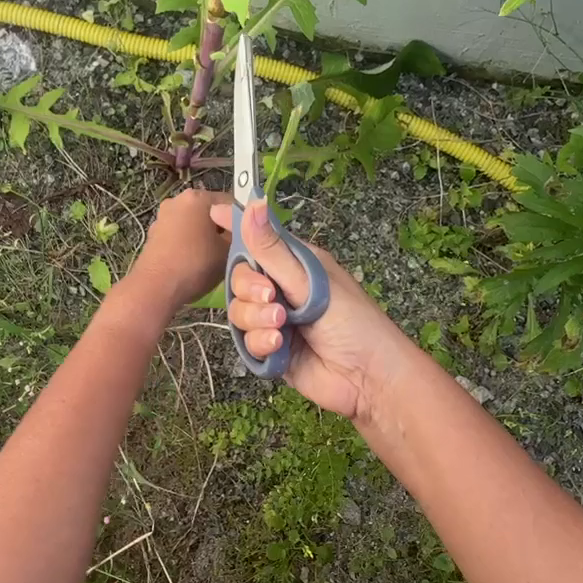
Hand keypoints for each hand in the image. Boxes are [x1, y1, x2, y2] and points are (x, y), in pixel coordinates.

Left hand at [123, 189, 231, 308]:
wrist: (155, 287)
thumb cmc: (196, 264)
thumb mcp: (228, 250)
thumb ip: (239, 235)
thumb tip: (241, 230)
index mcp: (198, 197)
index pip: (230, 202)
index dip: (242, 223)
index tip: (245, 241)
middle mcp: (177, 200)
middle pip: (210, 212)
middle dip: (221, 229)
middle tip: (229, 251)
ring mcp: (163, 217)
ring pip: (193, 224)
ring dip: (204, 236)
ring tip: (211, 259)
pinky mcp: (153, 234)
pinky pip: (179, 234)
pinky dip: (188, 244)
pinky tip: (192, 263)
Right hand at [212, 199, 411, 420]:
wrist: (368, 378)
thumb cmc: (352, 321)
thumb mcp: (311, 282)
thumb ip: (274, 250)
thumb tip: (254, 204)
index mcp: (296, 264)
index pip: (260, 238)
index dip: (237, 227)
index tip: (213, 214)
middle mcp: (283, 288)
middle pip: (241, 278)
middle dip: (249, 288)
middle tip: (271, 297)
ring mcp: (275, 320)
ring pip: (240, 310)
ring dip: (255, 318)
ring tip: (281, 327)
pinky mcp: (271, 349)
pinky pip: (247, 341)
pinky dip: (259, 343)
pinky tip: (278, 347)